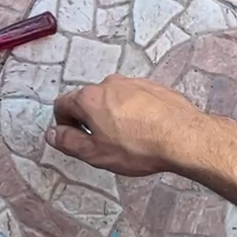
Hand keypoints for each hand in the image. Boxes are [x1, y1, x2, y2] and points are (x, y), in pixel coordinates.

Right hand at [46, 75, 227, 177]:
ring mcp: (132, 83)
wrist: (183, 137)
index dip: (64, 124)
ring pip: (112, 98)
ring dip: (112, 114)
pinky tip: (144, 130)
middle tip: (102, 142)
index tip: (75, 138)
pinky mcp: (153, 87)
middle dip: (89, 119)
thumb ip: (68, 142)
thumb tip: (52, 134)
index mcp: (89, 98)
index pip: (62, 105)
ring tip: (127, 138)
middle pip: (88, 100)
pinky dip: (133, 111)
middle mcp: (108, 84)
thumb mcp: (95, 154)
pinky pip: (134, 98)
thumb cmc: (138, 147)